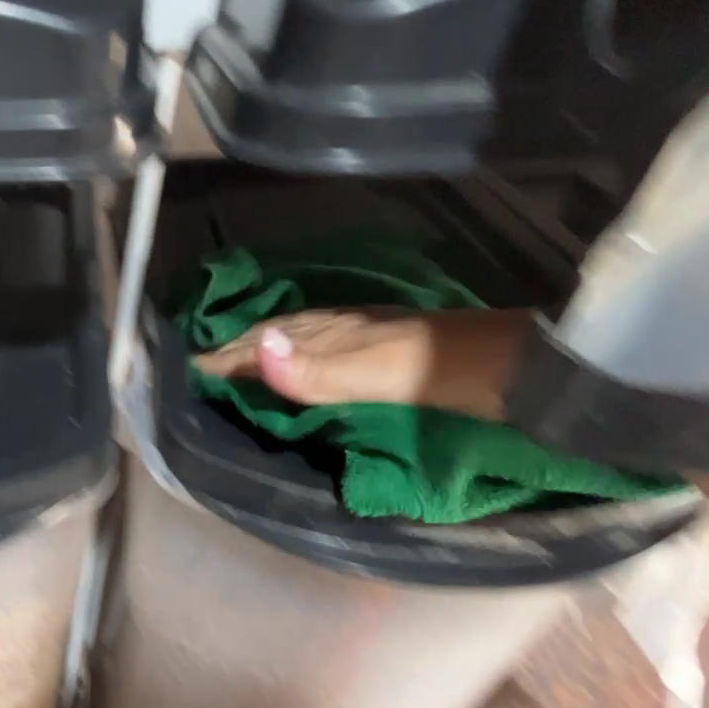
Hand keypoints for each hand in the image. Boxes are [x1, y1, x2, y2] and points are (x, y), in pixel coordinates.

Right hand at [193, 308, 528, 419]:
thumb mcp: (379, 377)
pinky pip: (315, 346)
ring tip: (225, 366)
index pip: (254, 348)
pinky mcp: (379, 345)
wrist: (532, 367)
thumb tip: (254, 351)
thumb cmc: (451, 375)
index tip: (176, 376)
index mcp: (329, 338)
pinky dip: (288, 352)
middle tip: (190, 374)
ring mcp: (360, 335)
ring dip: (254, 351)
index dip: (217, 362)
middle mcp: (337, 330)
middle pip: (267, 339)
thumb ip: (315, 370)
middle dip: (226, 353)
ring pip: (290, 339)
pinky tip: (290, 359)